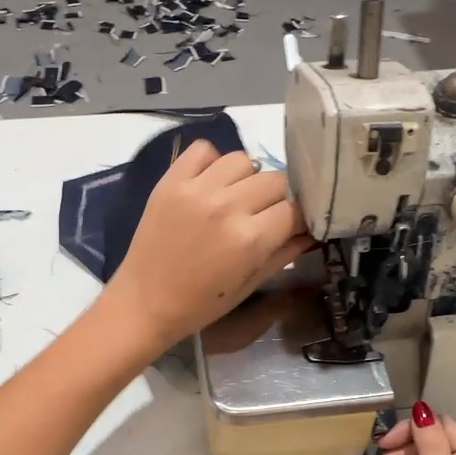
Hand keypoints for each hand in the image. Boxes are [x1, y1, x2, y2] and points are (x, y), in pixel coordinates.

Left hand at [105, 140, 311, 349]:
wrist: (145, 303)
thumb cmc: (201, 304)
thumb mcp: (249, 285)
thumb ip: (283, 254)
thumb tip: (310, 233)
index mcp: (250, 239)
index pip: (294, 209)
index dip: (297, 218)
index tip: (291, 225)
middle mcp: (227, 206)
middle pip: (274, 179)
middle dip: (277, 198)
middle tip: (263, 215)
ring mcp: (197, 189)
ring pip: (243, 160)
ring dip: (247, 178)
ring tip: (235, 198)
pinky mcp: (171, 180)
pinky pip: (204, 150)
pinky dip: (213, 162)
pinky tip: (210, 184)